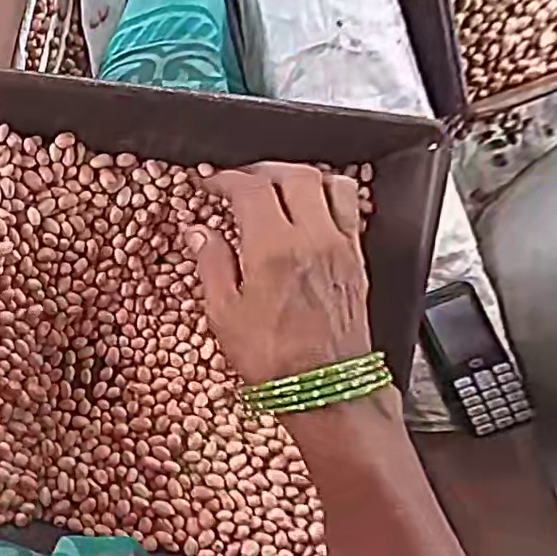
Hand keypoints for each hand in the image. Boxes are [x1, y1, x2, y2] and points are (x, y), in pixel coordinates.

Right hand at [182, 162, 370, 385]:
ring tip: (275, 186)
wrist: (323, 385)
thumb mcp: (223, 312)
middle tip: (237, 180)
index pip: (251, 190)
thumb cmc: (270, 356)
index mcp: (274, 249)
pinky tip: (309, 210)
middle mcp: (314, 238)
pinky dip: (326, 195)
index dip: (225, 179)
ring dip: (298, 175)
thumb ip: (211, 263)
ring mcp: (342, 245)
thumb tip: (199, 232)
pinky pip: (349, 207)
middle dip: (260, 170)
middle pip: (293, 175)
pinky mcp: (357, 259)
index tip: (208, 182)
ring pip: (329, 183)